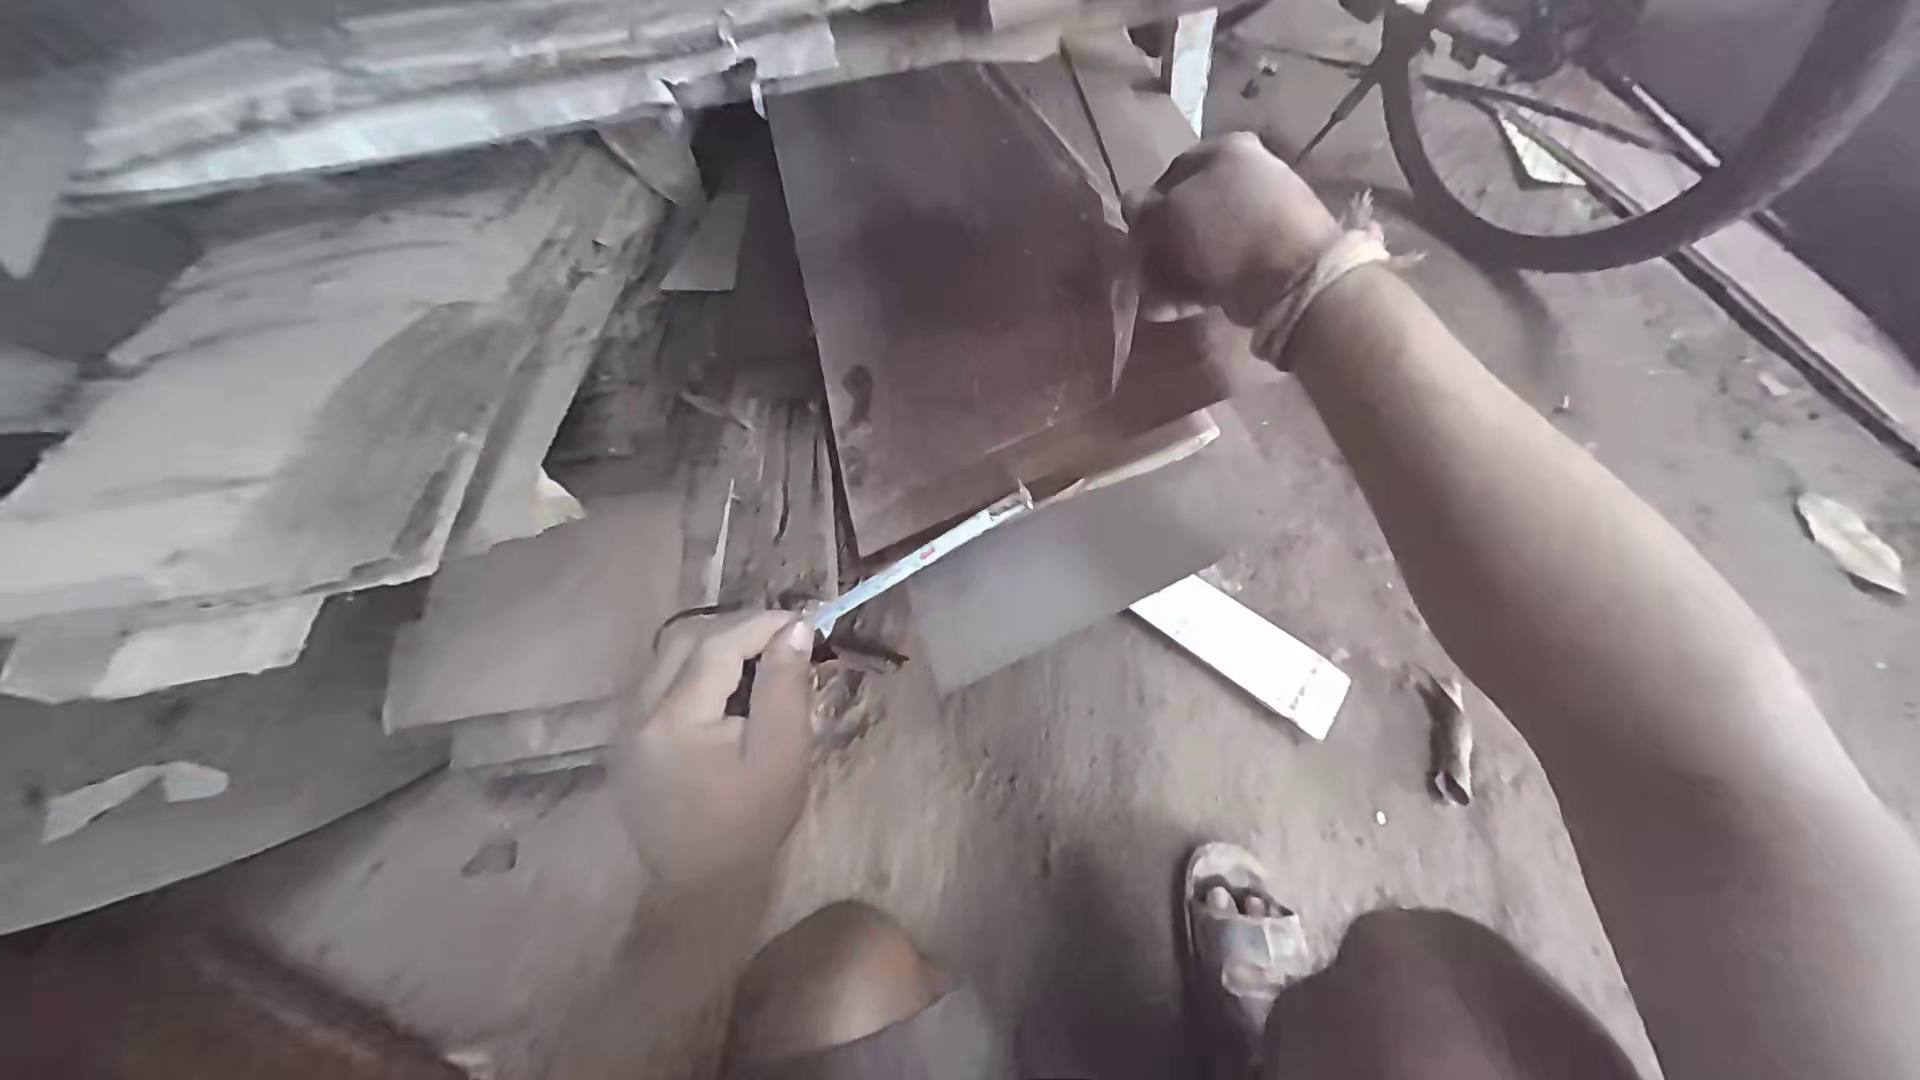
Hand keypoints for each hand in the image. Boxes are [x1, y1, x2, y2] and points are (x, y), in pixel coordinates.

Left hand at [611, 610, 815, 886]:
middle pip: (686, 641)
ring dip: (719, 645)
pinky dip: (701, 669)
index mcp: (672, 720)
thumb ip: (785, 685)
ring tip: (763, 654)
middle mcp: (637, 714)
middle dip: (739, 628)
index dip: (762, 623)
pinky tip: (732, 684)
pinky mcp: (629, 739)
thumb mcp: (783, 752)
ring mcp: (625, 727)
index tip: (804, 620)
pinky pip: (665, 681)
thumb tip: (796, 627)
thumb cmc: (752, 822)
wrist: (702, 888)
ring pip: (671, 657)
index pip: (717, 644)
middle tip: (785, 636)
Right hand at [1124, 132, 1342, 326]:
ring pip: (1195, 247)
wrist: (1289, 277)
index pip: (1169, 175)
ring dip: (1168, 275)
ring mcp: (1253, 219)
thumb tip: (1131, 202)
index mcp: (1224, 151)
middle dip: (1157, 249)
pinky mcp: (1259, 256)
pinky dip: (1189, 288)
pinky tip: (1168, 309)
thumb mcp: (1170, 213)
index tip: (1135, 239)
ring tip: (1153, 300)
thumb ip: (1143, 208)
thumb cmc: (1224, 233)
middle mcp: (1242, 178)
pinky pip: (1213, 269)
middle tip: (1141, 275)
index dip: (1145, 208)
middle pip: (1182, 215)